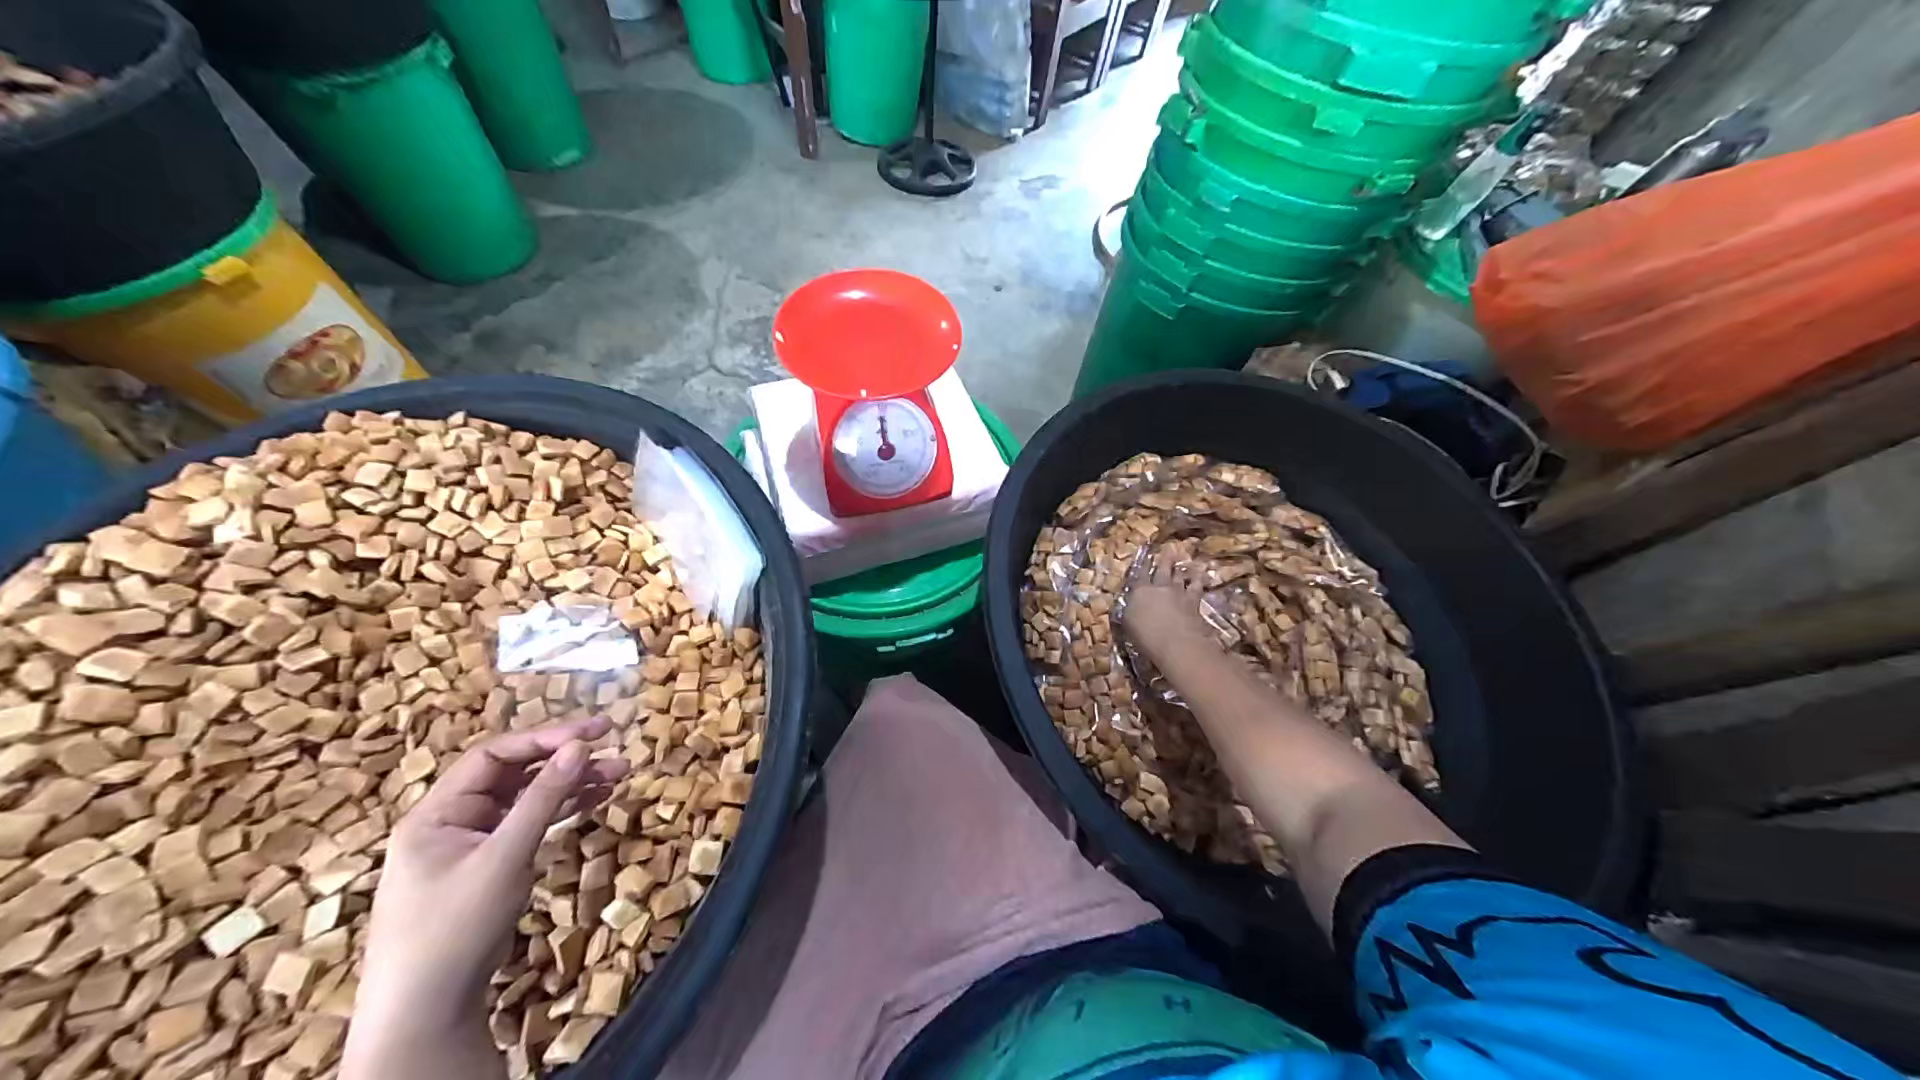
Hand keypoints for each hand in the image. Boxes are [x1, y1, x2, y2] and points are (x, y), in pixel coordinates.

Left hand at [353, 718, 628, 1032]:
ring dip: (572, 784)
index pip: (495, 755)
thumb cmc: (455, 927)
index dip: (545, 738)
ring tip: (619, 772)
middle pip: (514, 774)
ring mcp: (473, 843)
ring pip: (528, 798)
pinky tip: (597, 799)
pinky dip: (563, 811)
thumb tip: (579, 747)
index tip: (594, 733)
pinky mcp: (492, 865)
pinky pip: (531, 824)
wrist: (427, 1012)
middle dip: (565, 759)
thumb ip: (542, 799)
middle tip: (614, 745)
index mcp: (437, 811)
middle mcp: (453, 820)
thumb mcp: (504, 857)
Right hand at [1123, 556, 1222, 672]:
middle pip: (1162, 571)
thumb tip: (1131, 604)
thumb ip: (1130, 610)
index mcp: (1140, 592)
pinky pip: (1196, 586)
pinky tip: (1201, 574)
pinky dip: (1198, 579)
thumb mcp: (1129, 624)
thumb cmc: (1146, 637)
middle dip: (1164, 560)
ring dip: (1180, 568)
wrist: (1177, 644)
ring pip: (1179, 576)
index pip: (1139, 574)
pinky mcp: (1194, 602)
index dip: (1142, 564)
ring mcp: (1178, 593)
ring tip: (1182, 559)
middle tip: (1168, 549)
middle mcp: (1159, 588)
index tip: (1145, 554)